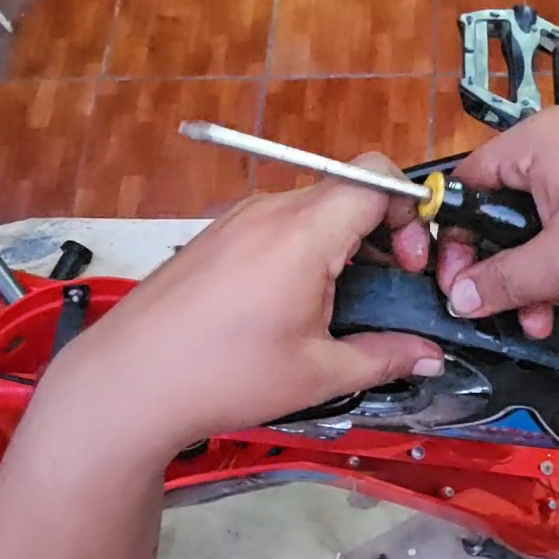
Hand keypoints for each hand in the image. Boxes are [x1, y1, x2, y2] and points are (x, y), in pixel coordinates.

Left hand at [36, 156, 444, 451]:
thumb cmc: (227, 376)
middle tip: (387, 289)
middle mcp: (271, 210)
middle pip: (348, 191)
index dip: (407, 208)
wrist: (126, 382)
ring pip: (316, 208)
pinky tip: (296, 301)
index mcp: (303, 232)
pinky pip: (281, 224)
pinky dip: (309, 249)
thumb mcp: (319, 373)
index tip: (410, 263)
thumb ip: (386, 356)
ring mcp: (238, 218)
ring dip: (346, 243)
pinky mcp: (218, 235)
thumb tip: (433, 357)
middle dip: (383, 232)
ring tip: (343, 302)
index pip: (374, 175)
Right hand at [414, 109, 558, 334]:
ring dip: (530, 275)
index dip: (453, 237)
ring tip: (538, 319)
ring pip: (537, 223)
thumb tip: (453, 298)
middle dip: (497, 265)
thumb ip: (501, 281)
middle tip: (497, 309)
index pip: (466, 183)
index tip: (454, 284)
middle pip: (501, 207)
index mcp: (534, 141)